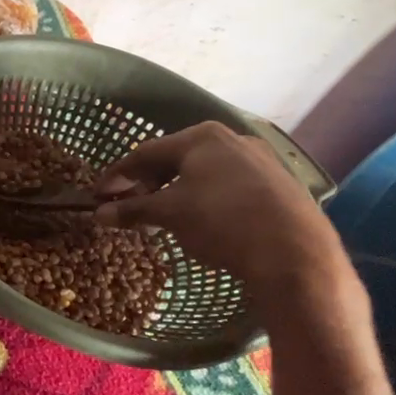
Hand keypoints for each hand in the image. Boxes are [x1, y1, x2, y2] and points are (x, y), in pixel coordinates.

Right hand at [93, 122, 353, 320]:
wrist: (297, 257)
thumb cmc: (221, 221)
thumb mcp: (168, 215)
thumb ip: (132, 210)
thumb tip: (99, 214)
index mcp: (202, 138)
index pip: (145, 154)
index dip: (117, 176)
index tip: (99, 196)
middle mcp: (234, 141)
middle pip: (176, 160)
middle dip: (148, 183)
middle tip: (130, 204)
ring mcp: (263, 162)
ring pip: (205, 174)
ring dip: (177, 192)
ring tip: (163, 216)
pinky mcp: (282, 187)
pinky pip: (231, 187)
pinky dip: (207, 200)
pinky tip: (202, 221)